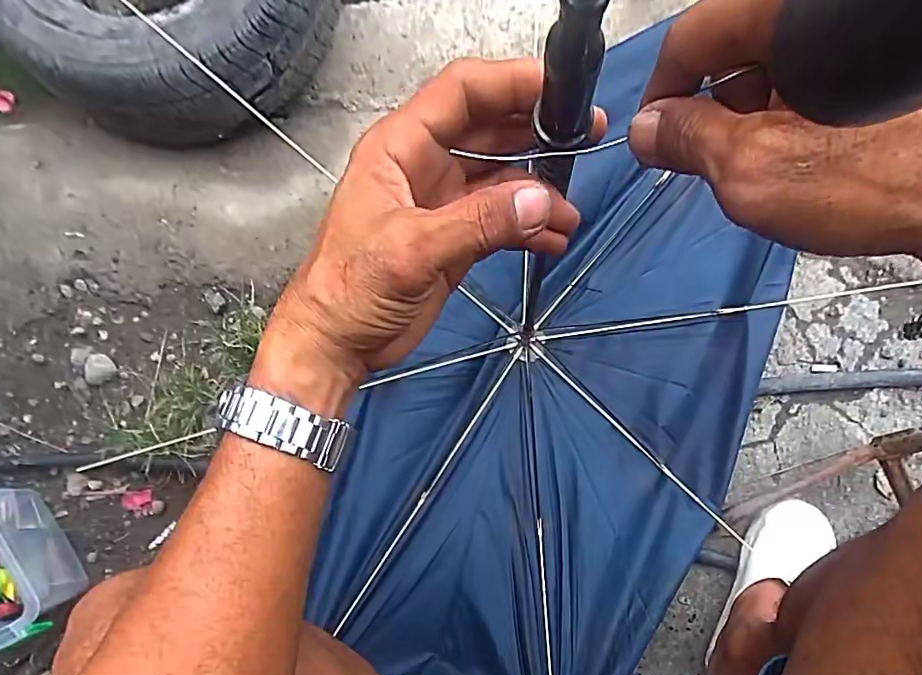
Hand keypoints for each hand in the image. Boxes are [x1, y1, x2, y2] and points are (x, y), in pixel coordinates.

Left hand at [258, 58, 601, 413]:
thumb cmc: (348, 291)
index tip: (555, 90)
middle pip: (490, 134)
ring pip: (500, 184)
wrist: (339, 342)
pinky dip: (526, 231)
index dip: (510, 84)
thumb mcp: (412, 250)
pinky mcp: (453, 245)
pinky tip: (549, 239)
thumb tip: (535, 202)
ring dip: (537, 196)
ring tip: (566, 215)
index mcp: (401, 150)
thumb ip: (476, 223)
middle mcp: (424, 171)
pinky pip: (499, 225)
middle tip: (582, 140)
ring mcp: (442, 208)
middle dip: (536, 136)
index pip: (462, 95)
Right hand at [629, 0, 921, 301]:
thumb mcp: (752, 170)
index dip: (663, 92)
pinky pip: (844, 68)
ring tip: (785, 169)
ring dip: (773, 112)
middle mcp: (835, 3)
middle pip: (748, 44)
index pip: (694, 32)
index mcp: (789, 7)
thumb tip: (651, 128)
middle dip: (724, 108)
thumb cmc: (881, 176)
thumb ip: (689, 140)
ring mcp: (886, 23)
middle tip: (723, 168)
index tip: (657, 136)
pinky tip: (830, 151)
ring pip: (798, 59)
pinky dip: (818, 107)